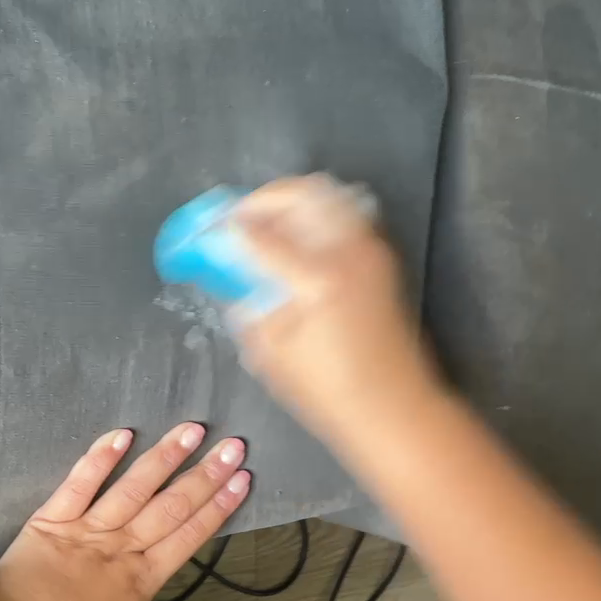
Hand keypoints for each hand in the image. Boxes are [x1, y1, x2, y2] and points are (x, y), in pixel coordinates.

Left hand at [0, 423, 249, 600]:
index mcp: (140, 584)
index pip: (189, 538)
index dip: (218, 508)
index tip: (242, 481)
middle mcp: (121, 549)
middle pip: (172, 506)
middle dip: (206, 475)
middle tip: (234, 446)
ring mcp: (87, 530)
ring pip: (134, 487)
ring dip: (165, 456)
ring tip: (192, 430)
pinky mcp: (52, 519)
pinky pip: (79, 483)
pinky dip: (99, 457)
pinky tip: (122, 433)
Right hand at [231, 174, 445, 444]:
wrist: (395, 407)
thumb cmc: (330, 393)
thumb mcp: (271, 355)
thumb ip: (247, 307)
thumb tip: (232, 278)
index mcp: (316, 279)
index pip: (258, 233)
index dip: (224, 229)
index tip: (205, 233)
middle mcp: (347, 252)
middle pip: (300, 193)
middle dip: (260, 201)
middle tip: (236, 219)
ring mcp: (369, 250)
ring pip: (326, 196)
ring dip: (289, 204)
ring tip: (264, 226)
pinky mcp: (380, 258)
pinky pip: (342, 216)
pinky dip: (313, 217)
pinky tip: (295, 243)